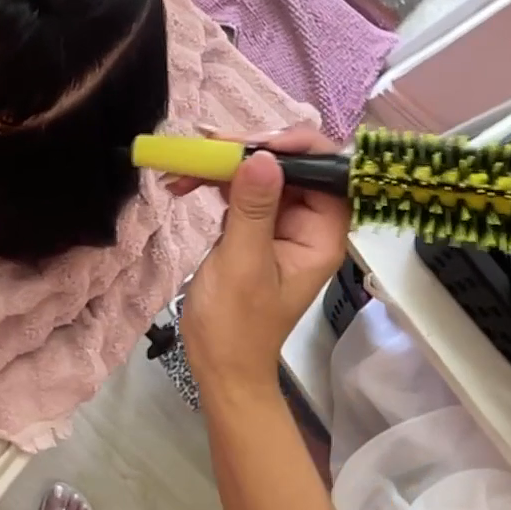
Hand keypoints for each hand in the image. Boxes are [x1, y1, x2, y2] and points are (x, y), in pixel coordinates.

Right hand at [176, 127, 350, 393]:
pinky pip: (239, 190)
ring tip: (183, 166)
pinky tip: (183, 182)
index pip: (327, 174)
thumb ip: (254, 208)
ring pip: (259, 174)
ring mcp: (278, 225)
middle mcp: (306, 224)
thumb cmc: (236, 322)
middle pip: (289, 167)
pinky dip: (212, 182)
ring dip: (222, 165)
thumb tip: (263, 158)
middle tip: (207, 147)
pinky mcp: (253, 227)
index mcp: (320, 235)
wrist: (218, 364)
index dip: (298, 150)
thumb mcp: (242, 262)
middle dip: (248, 152)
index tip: (254, 145)